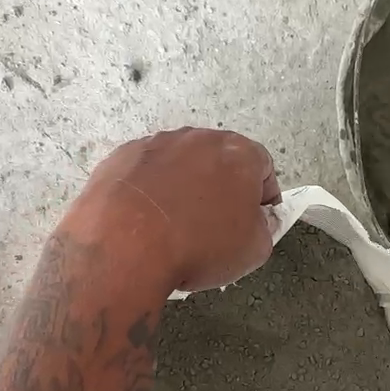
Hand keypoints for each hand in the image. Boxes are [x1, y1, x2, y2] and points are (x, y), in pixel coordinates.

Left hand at [73, 128, 281, 291]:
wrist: (126, 247)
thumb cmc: (196, 246)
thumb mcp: (254, 251)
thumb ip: (265, 228)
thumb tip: (256, 223)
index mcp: (240, 155)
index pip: (264, 168)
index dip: (263, 196)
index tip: (257, 218)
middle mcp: (200, 139)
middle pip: (221, 162)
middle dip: (223, 190)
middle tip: (218, 226)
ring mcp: (159, 144)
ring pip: (182, 165)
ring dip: (186, 189)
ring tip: (179, 228)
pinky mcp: (125, 156)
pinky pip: (148, 173)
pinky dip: (152, 192)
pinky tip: (149, 223)